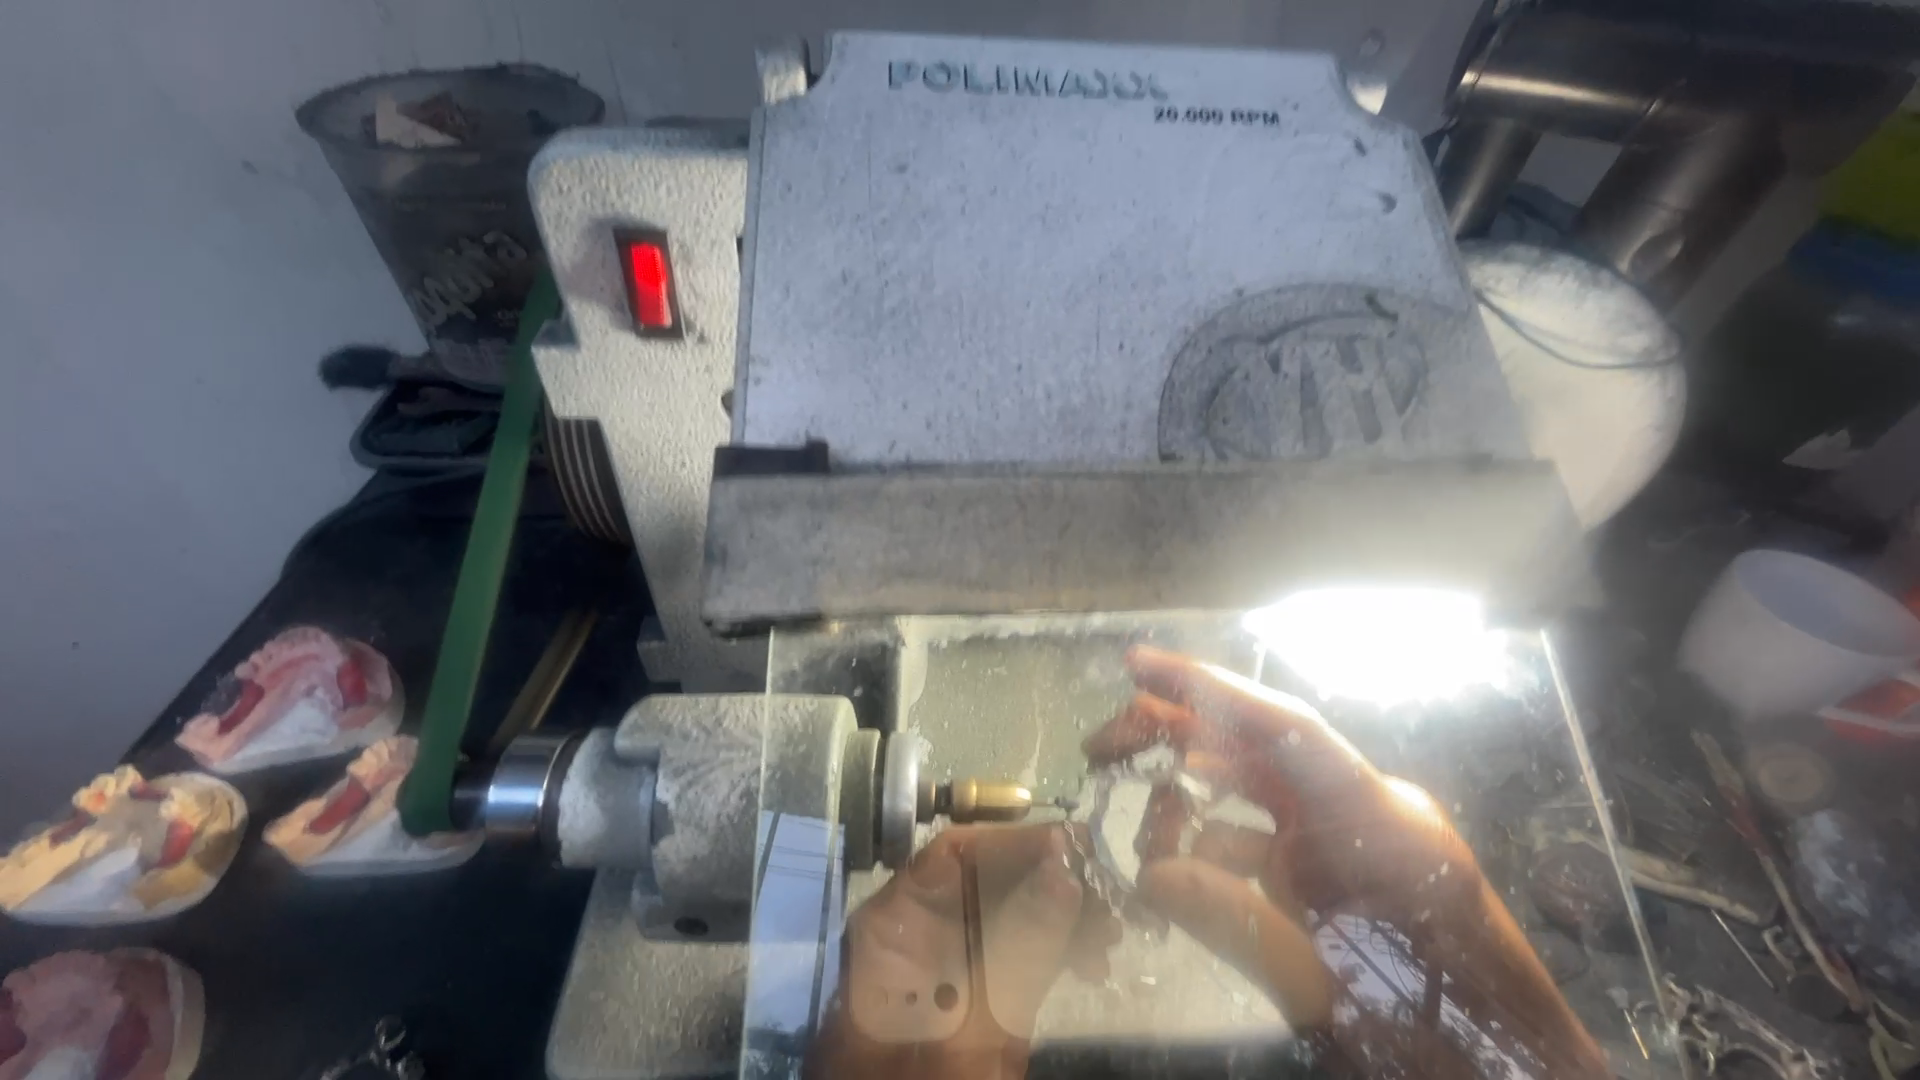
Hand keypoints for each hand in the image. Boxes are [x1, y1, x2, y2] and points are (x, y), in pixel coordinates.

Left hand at [808, 825, 1116, 1079]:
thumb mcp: (977, 1027)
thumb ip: (1019, 950)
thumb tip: (1067, 872)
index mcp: (895, 924)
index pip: (953, 853)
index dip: (1015, 842)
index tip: (1075, 849)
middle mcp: (918, 929)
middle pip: (986, 876)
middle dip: (1050, 879)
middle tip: (1107, 898)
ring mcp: (947, 961)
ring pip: (1009, 910)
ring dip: (1063, 913)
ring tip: (1110, 936)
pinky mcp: (975, 993)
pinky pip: (1018, 949)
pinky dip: (1056, 949)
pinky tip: (1092, 964)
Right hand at [1085, 646, 1609, 1079]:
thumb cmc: (1447, 1036)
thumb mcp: (1338, 992)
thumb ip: (1240, 928)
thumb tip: (1148, 876)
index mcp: (1379, 821)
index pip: (1285, 732)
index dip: (1208, 688)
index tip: (1136, 664)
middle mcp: (1359, 810)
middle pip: (1255, 749)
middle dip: (1174, 735)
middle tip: (1099, 743)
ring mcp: (1345, 840)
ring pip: (1250, 790)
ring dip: (1184, 790)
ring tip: (1117, 788)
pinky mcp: (1332, 871)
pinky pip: (1257, 839)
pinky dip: (1207, 843)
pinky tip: (1161, 860)